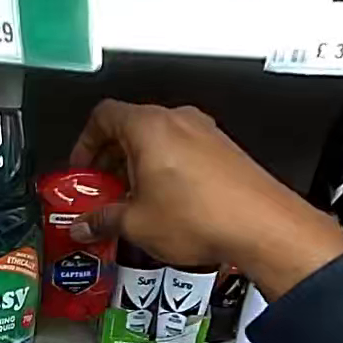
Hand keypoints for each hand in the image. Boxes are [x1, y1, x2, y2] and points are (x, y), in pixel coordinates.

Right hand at [67, 100, 342, 299]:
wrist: (261, 226)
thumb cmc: (203, 215)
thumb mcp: (136, 224)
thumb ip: (102, 220)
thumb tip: (86, 226)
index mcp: (148, 126)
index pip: (103, 116)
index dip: (84, 143)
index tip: (81, 169)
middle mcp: (177, 120)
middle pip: (130, 128)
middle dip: (110, 161)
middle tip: (102, 191)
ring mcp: (204, 133)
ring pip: (158, 141)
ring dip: (138, 168)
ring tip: (131, 203)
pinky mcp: (223, 151)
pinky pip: (183, 153)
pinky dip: (165, 172)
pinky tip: (164, 205)